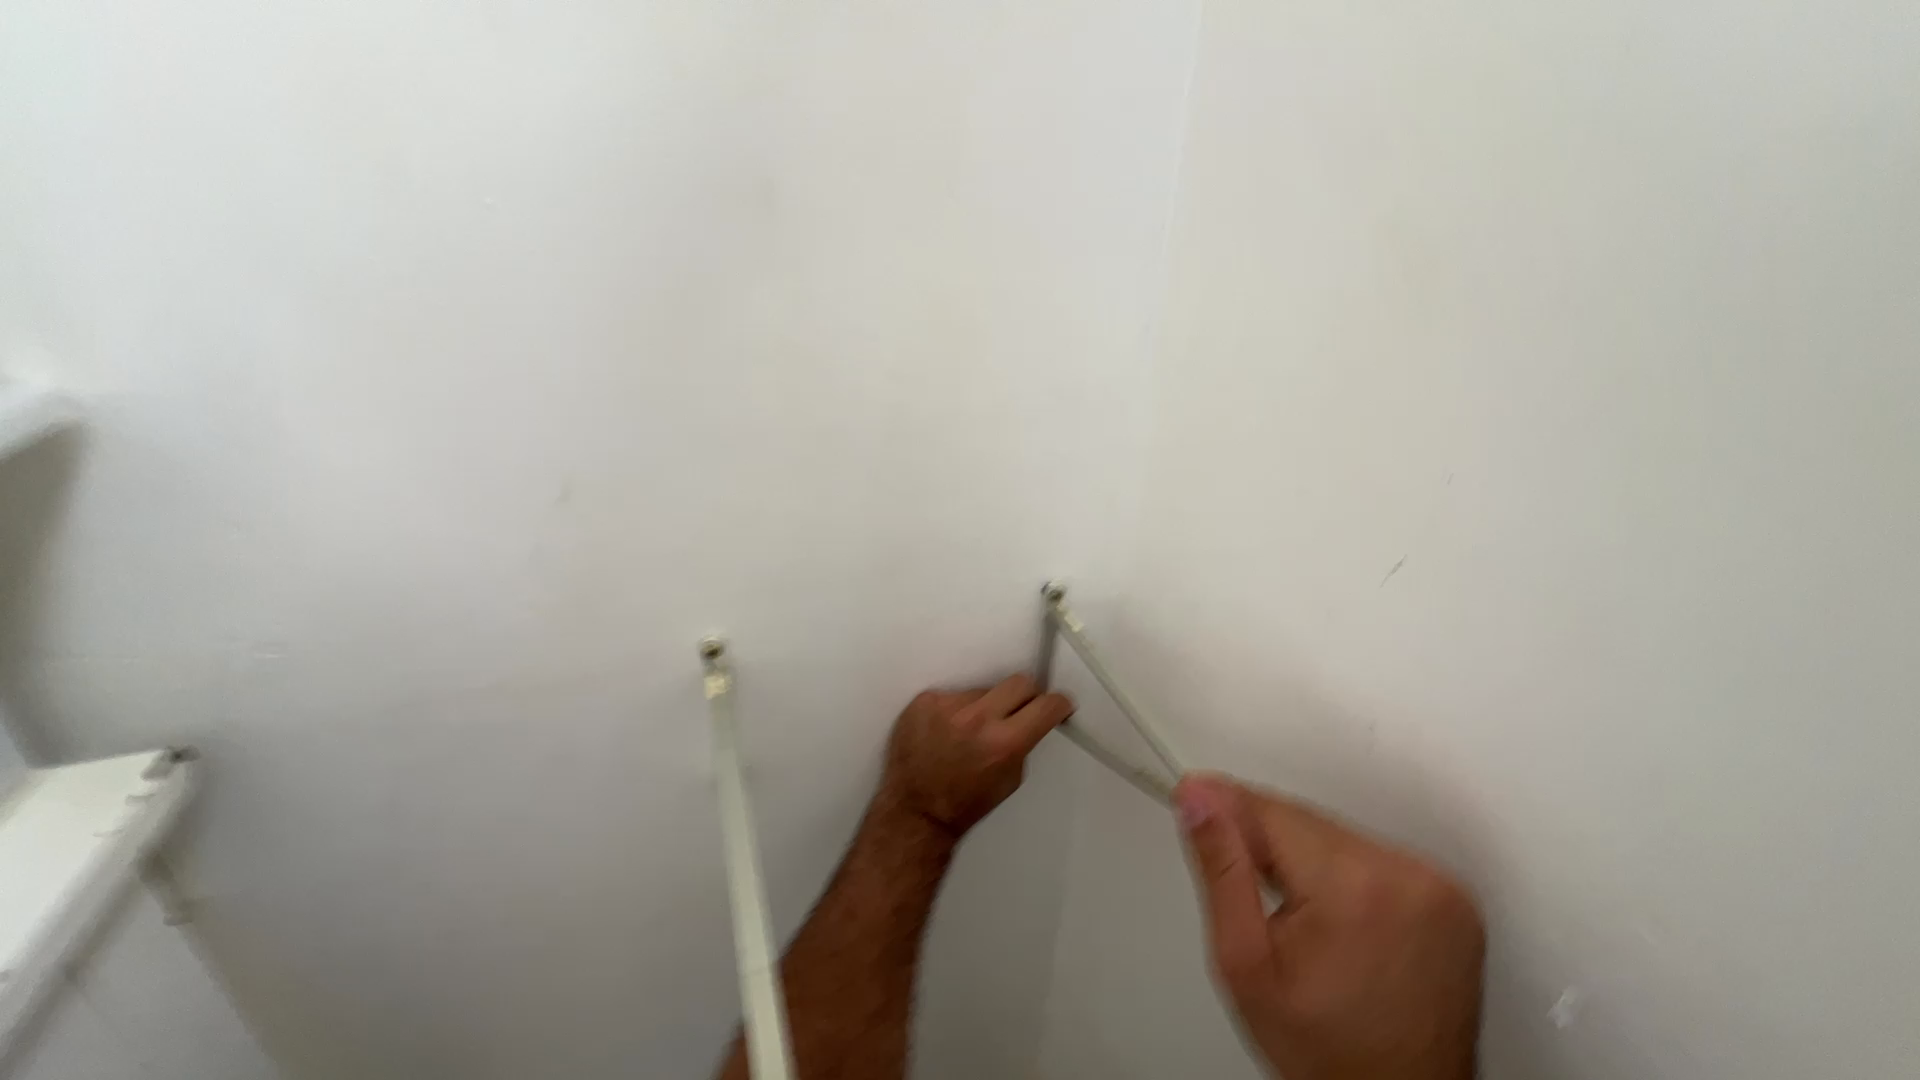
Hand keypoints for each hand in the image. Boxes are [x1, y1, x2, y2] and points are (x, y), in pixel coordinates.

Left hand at [881, 674, 1073, 836]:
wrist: (916, 810)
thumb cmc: (964, 803)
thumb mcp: (1010, 779)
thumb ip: (1022, 743)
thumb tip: (1030, 719)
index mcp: (1004, 742)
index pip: (1046, 705)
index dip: (1058, 704)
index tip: (1057, 705)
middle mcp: (977, 718)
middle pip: (1019, 682)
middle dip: (1026, 696)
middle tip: (1019, 711)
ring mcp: (948, 706)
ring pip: (982, 690)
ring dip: (984, 707)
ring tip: (968, 732)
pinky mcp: (925, 700)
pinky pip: (953, 696)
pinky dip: (955, 711)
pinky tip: (946, 732)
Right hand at [1174, 774, 1485, 1079]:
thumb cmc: (1326, 1049)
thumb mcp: (1244, 961)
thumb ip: (1220, 869)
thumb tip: (1201, 801)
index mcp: (1353, 889)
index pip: (1271, 810)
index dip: (1226, 804)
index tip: (1192, 794)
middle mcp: (1406, 877)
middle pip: (1304, 821)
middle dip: (1267, 843)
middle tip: (1251, 895)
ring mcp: (1438, 887)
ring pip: (1336, 835)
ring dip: (1306, 857)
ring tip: (1298, 919)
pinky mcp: (1452, 897)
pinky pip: (1374, 856)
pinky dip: (1345, 873)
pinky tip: (1336, 920)